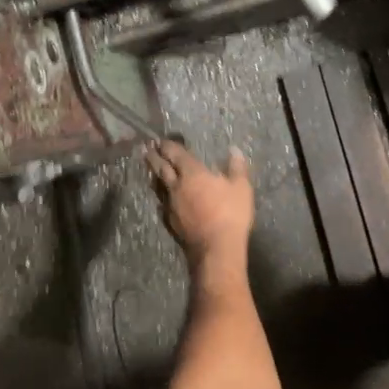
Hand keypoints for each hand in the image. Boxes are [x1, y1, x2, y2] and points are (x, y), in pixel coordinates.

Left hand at [147, 140, 254, 270]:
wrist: (215, 249)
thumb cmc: (231, 213)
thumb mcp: (241, 188)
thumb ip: (237, 168)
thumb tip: (234, 150)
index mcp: (193, 174)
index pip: (176, 155)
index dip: (168, 146)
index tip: (160, 140)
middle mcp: (177, 187)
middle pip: (161, 169)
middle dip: (154, 157)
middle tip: (146, 149)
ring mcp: (171, 206)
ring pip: (159, 188)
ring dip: (154, 177)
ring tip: (151, 171)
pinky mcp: (171, 223)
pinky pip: (162, 206)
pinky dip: (161, 199)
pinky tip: (162, 201)